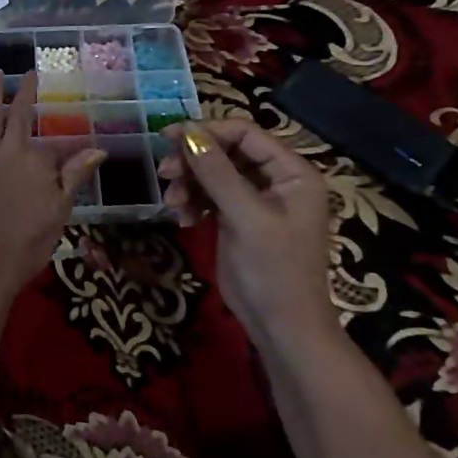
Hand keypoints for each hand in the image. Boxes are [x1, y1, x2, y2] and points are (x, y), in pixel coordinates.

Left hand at [0, 70, 104, 304]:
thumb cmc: (28, 243)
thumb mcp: (60, 212)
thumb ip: (74, 177)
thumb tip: (98, 149)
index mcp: (39, 161)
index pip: (57, 147)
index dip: (69, 150)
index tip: (81, 148)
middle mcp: (11, 151)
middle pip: (20, 117)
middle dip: (26, 93)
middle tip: (30, 72)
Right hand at [157, 119, 334, 342]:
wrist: (281, 325)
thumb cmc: (273, 270)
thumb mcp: (246, 218)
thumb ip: (217, 173)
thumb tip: (187, 133)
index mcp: (292, 172)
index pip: (246, 134)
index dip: (207, 131)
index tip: (167, 137)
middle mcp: (276, 180)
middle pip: (227, 151)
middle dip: (194, 160)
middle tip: (164, 173)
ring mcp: (256, 200)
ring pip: (214, 173)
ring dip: (189, 183)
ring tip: (173, 203)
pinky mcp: (238, 218)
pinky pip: (210, 196)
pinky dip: (193, 202)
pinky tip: (183, 218)